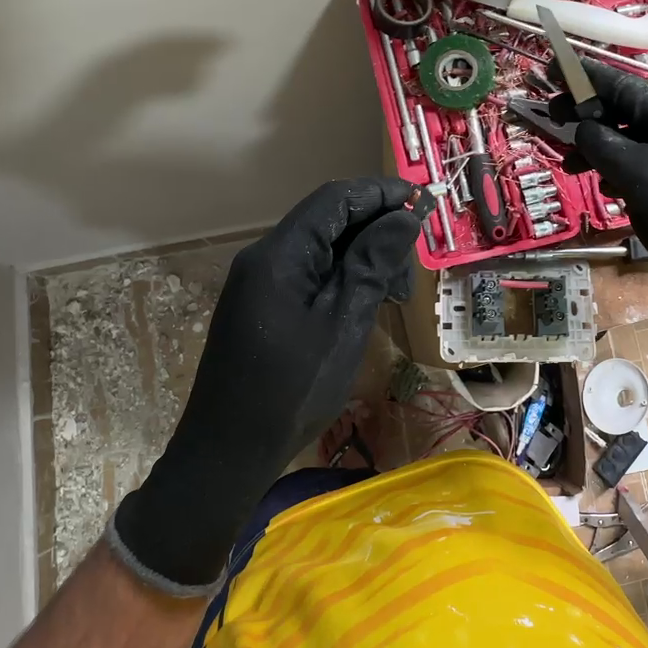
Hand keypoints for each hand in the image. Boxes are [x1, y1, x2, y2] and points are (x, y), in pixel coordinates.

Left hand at [108, 177, 426, 594]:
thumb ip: (371, 264)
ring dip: (362, 256)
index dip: (380, 193)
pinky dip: (342, 277)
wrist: (225, 453)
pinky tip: (366, 303)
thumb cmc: (290, 389)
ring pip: (320, 248)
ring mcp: (260, 282)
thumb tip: (404, 216)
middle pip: (327, 220)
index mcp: (280, 253)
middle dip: (375, 229)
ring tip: (396, 293)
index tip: (423, 201)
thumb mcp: (342, 324)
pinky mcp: (262, 305)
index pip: (335, 200)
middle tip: (413, 265)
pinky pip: (308, 273)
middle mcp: (265, 257)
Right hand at [558, 61, 647, 362]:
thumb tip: (582, 127)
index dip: (586, 76)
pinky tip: (604, 187)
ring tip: (570, 164)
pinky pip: (642, 169)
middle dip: (589, 117)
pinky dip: (618, 172)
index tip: (553, 68)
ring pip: (631, 144)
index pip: (626, 86)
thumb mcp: (637, 174)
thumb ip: (602, 144)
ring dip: (599, 150)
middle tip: (552, 118)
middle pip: (627, 113)